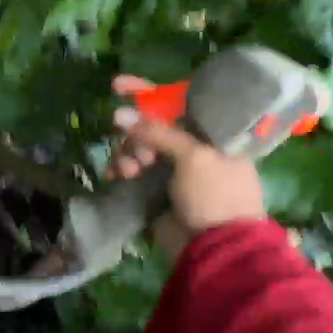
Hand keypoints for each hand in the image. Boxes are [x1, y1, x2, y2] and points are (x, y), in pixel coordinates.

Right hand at [110, 75, 267, 254]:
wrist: (217, 248)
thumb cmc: (217, 196)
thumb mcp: (194, 158)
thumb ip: (157, 133)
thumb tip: (118, 115)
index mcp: (213, 136)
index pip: (179, 103)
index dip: (148, 92)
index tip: (117, 84)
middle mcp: (192, 148)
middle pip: (149, 125)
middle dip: (134, 133)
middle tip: (136, 151)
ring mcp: (171, 168)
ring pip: (134, 146)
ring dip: (125, 154)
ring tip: (130, 171)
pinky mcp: (153, 186)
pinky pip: (127, 167)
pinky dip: (118, 169)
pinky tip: (116, 176)